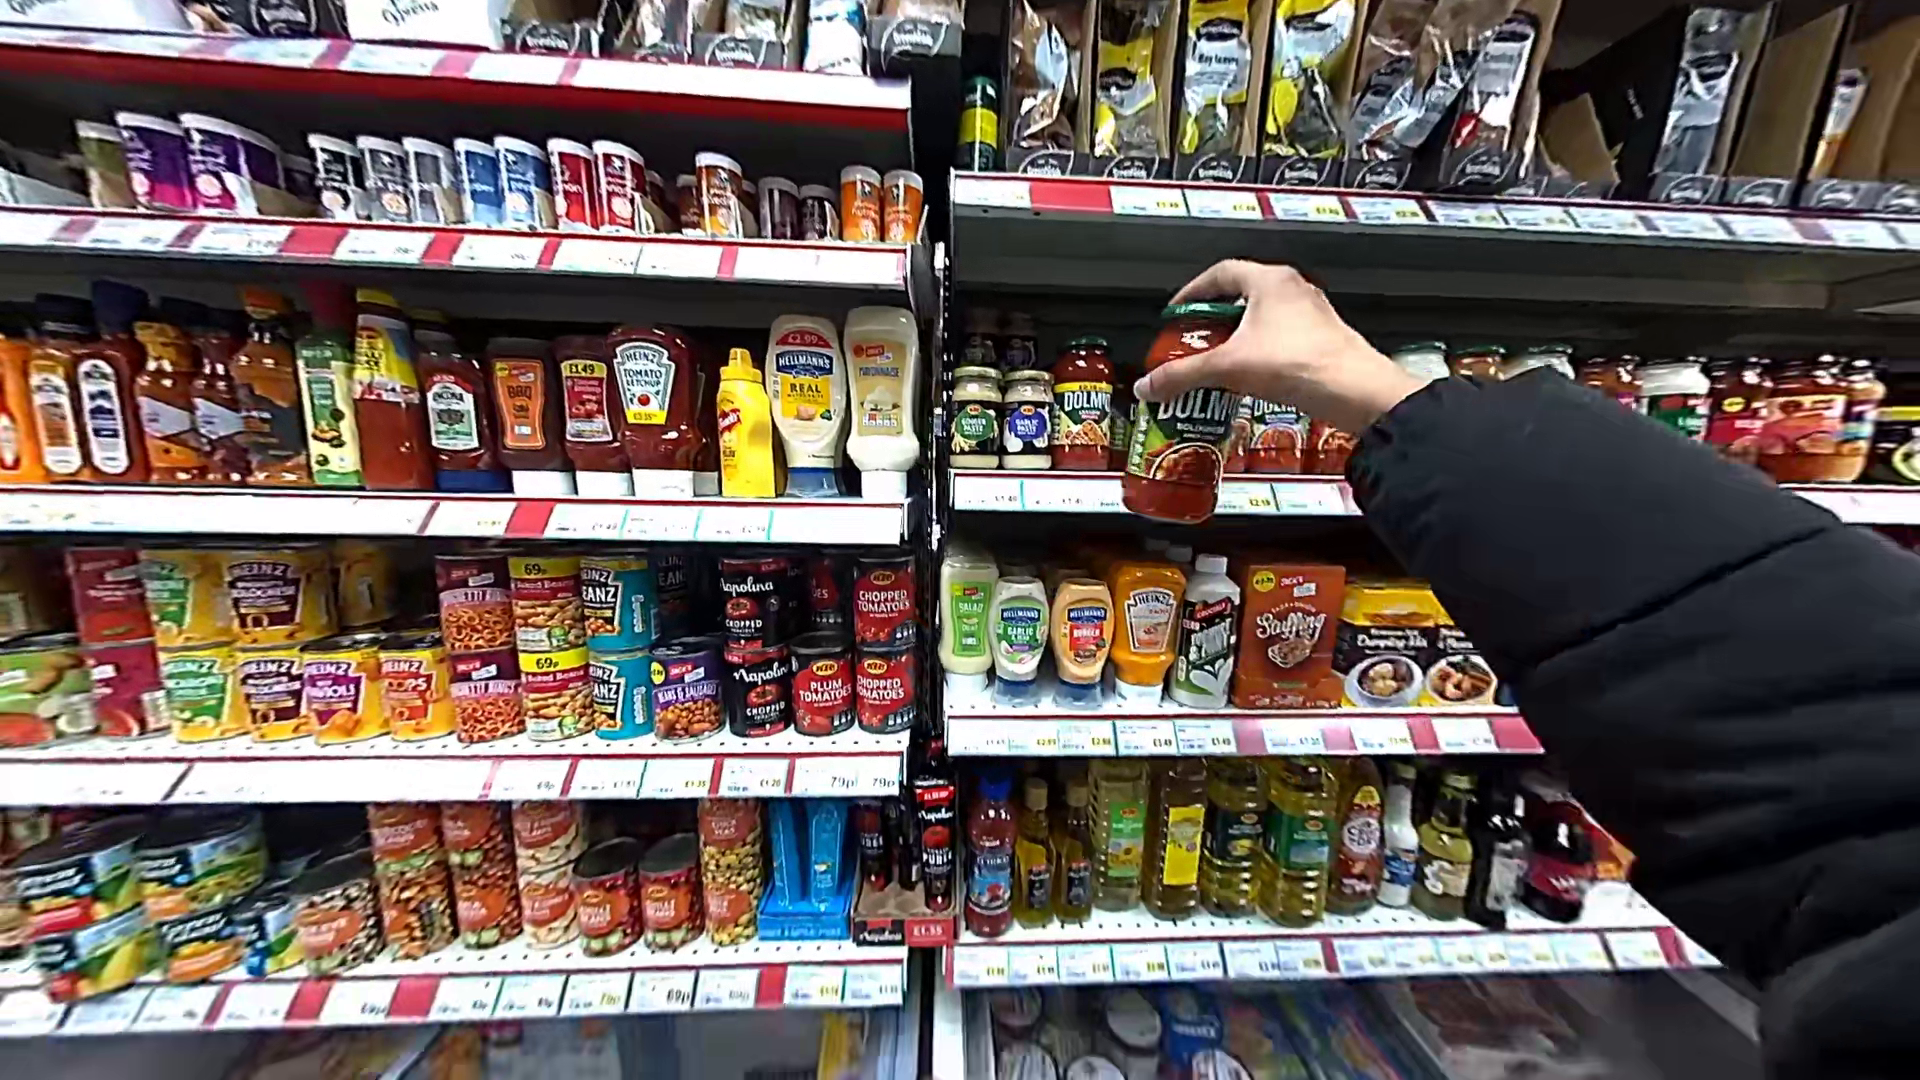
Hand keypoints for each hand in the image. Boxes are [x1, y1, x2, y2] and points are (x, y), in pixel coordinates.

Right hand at [1133, 260, 1425, 433]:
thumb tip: (1145, 387)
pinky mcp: (1317, 339)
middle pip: (1240, 295)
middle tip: (1189, 340)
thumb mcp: (1227, 367)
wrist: (1353, 391)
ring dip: (1232, 337)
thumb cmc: (1295, 362)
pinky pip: (1275, 338)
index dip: (1192, 291)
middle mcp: (1291, 290)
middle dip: (1210, 318)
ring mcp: (1308, 315)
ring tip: (1211, 360)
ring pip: (1259, 318)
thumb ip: (1182, 375)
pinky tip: (1241, 375)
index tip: (1175, 311)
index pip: (1221, 273)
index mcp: (1269, 281)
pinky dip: (1252, 351)